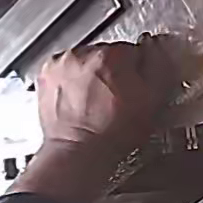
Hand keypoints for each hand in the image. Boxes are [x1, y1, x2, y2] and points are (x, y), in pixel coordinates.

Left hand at [11, 40, 168, 202]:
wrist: (77, 153)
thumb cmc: (112, 134)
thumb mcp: (151, 102)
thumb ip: (156, 68)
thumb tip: (155, 49)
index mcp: (113, 56)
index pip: (132, 50)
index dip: (137, 71)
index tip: (135, 85)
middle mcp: (83, 54)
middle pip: (106, 54)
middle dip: (111, 71)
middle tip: (115, 97)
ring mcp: (62, 64)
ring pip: (84, 61)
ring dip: (90, 75)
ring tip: (95, 101)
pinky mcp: (46, 75)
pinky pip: (64, 70)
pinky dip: (71, 80)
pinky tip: (79, 100)